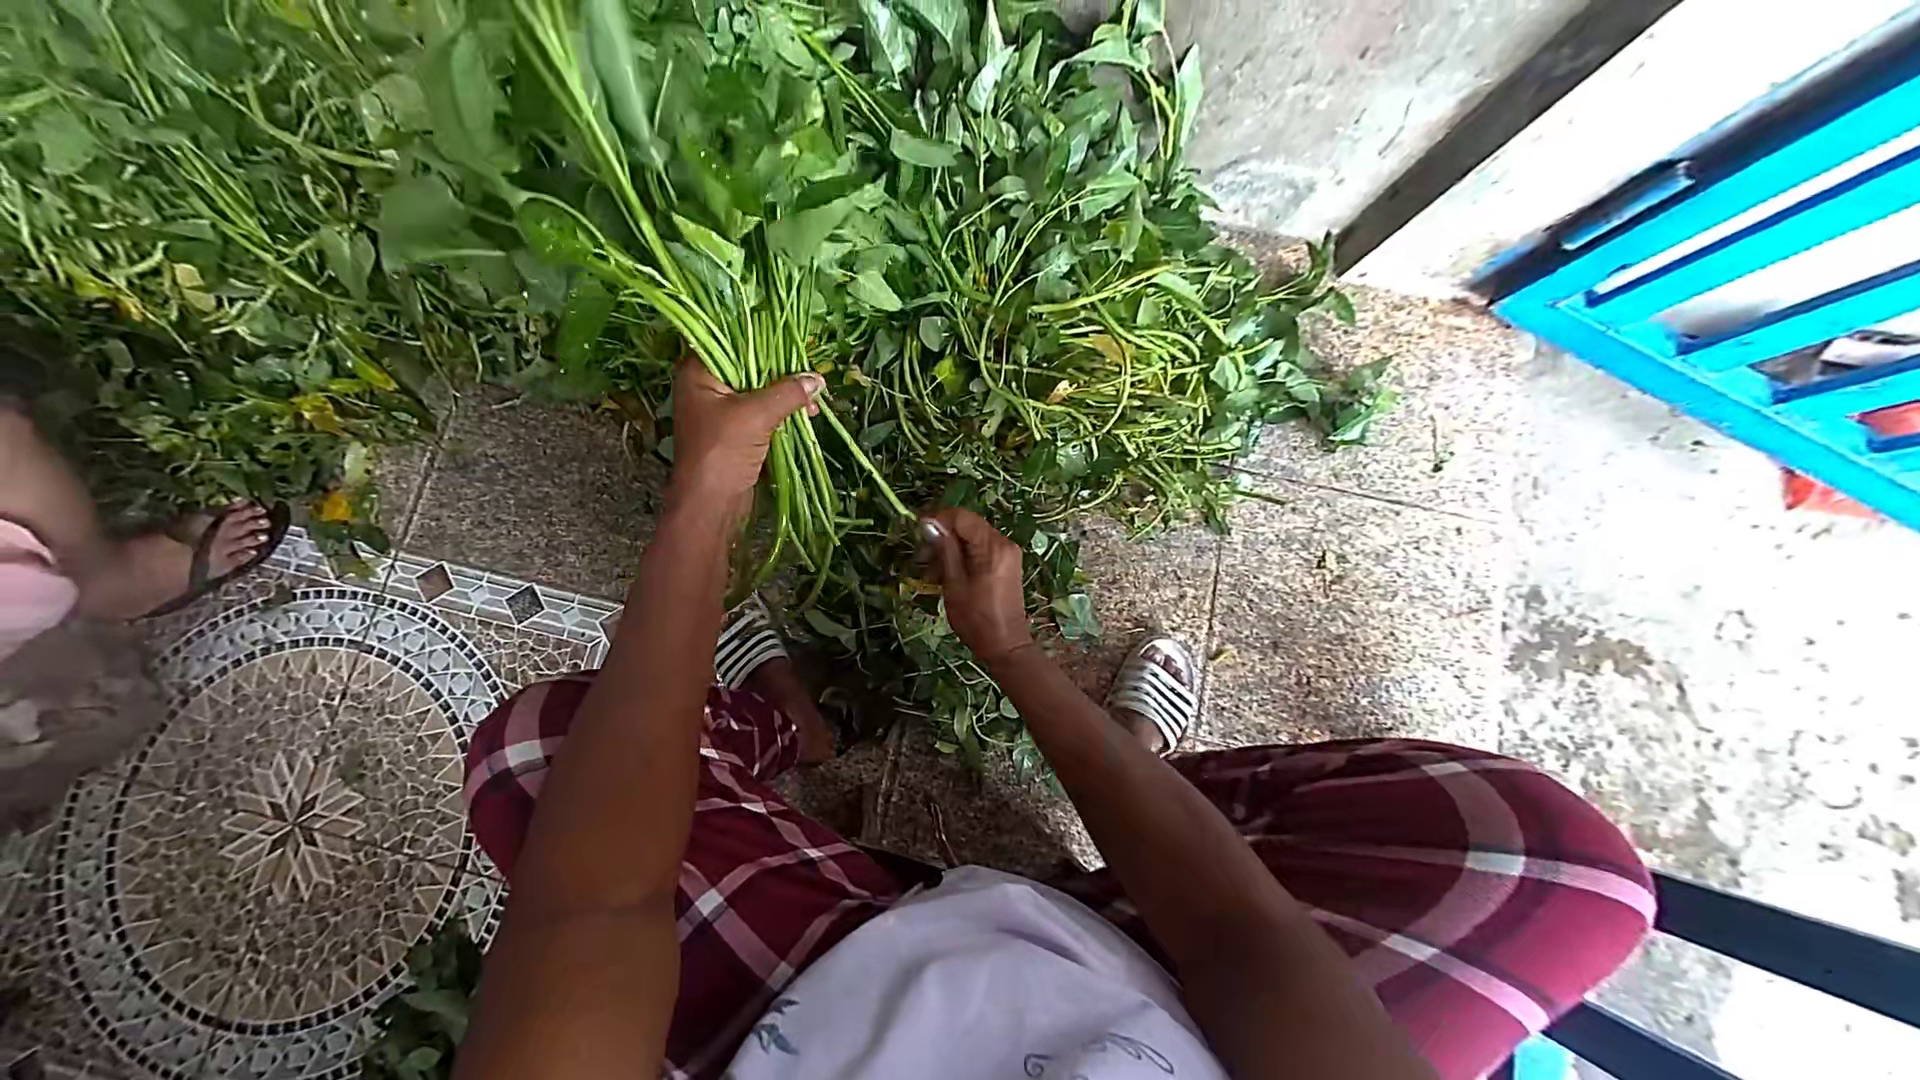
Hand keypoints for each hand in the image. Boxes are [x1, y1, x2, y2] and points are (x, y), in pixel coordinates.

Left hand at [665, 356, 822, 515]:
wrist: (711, 504)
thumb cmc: (722, 452)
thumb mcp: (756, 415)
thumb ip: (787, 393)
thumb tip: (817, 379)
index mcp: (699, 373)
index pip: (729, 340)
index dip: (761, 339)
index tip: (792, 343)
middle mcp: (707, 387)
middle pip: (748, 366)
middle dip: (781, 372)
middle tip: (809, 377)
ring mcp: (722, 411)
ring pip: (759, 391)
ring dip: (785, 395)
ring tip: (811, 403)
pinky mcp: (736, 432)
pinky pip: (762, 413)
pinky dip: (782, 413)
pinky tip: (804, 415)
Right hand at [925, 508, 1032, 664]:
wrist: (1005, 645)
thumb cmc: (976, 618)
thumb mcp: (954, 584)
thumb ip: (944, 550)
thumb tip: (930, 524)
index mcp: (993, 547)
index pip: (962, 517)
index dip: (938, 519)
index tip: (918, 530)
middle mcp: (1004, 543)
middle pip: (968, 525)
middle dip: (943, 535)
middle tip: (922, 555)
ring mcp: (1008, 552)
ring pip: (973, 537)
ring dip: (951, 547)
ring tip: (932, 569)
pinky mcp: (1007, 562)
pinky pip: (981, 549)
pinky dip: (963, 555)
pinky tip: (948, 572)